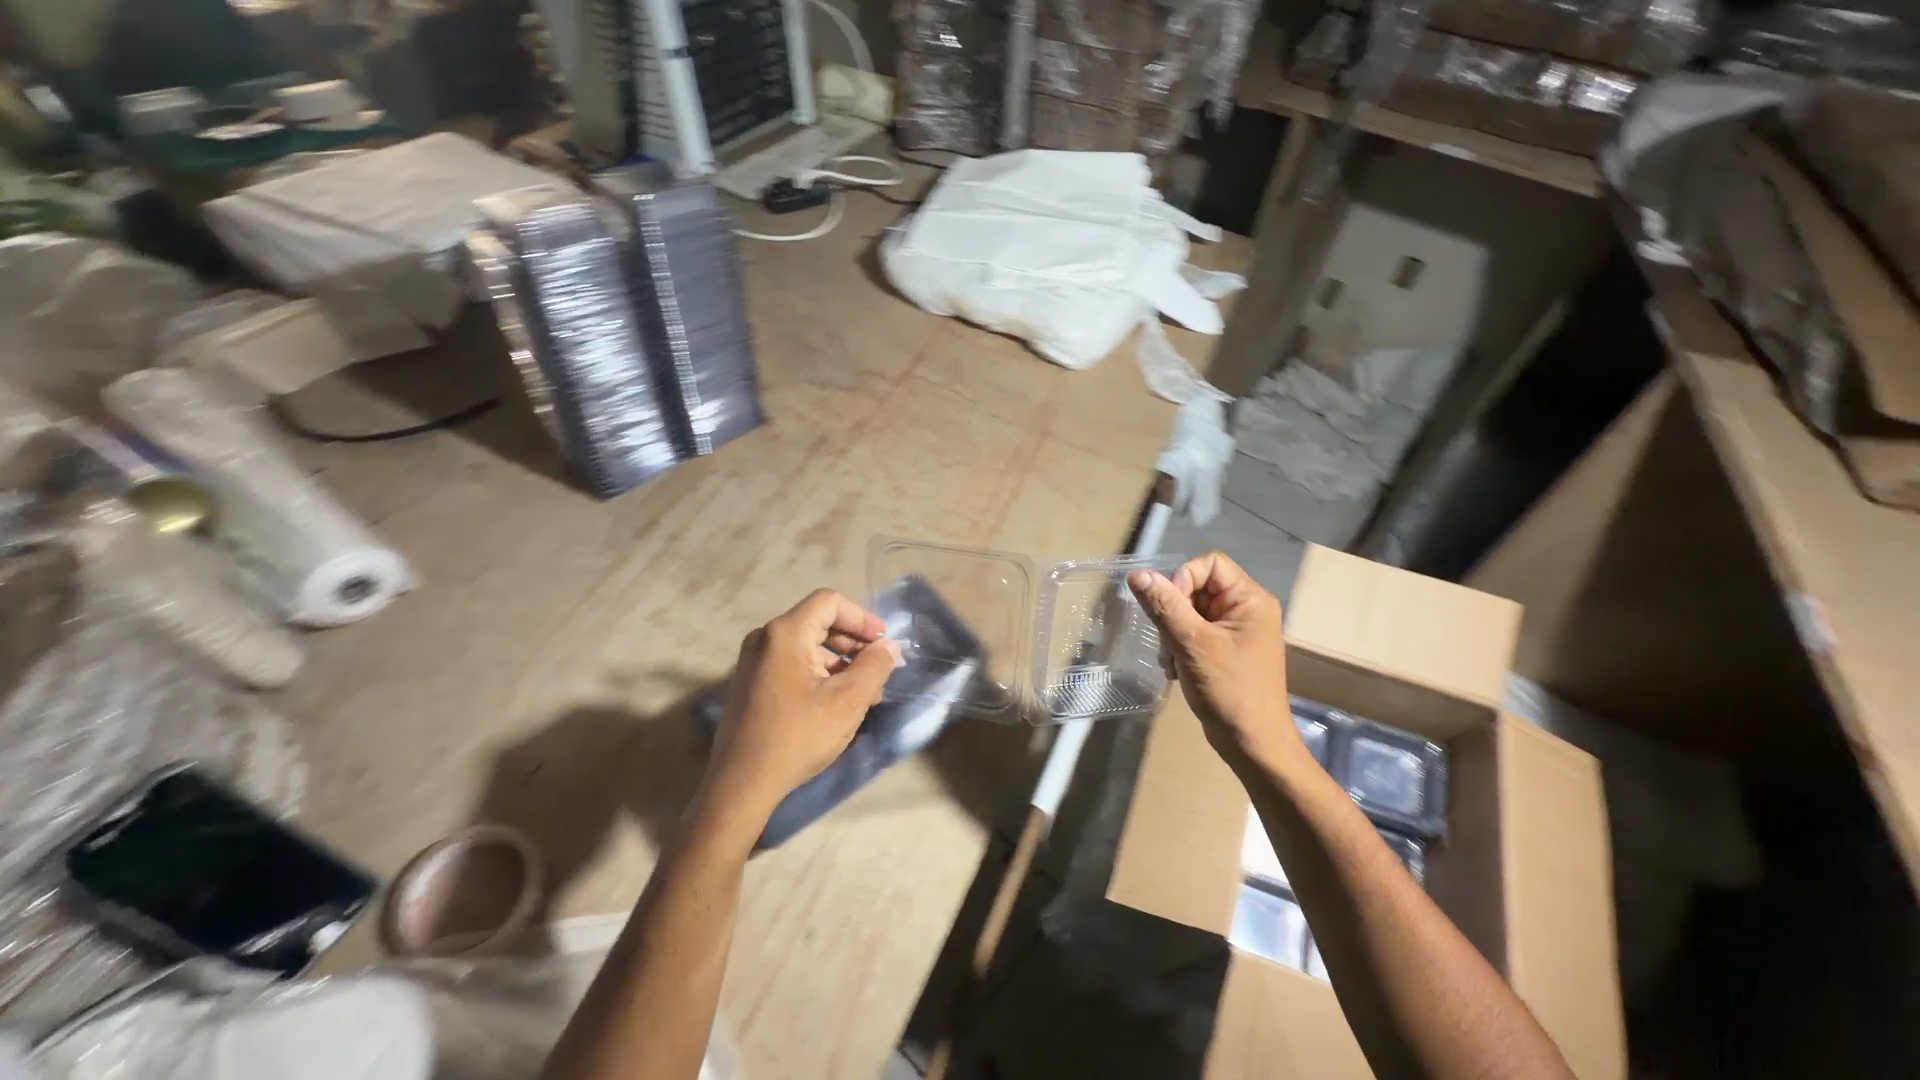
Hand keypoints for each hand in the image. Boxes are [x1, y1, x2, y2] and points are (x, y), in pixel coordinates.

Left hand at [707, 589, 900, 813]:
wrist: (742, 783)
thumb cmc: (798, 736)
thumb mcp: (847, 701)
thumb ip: (874, 667)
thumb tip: (889, 647)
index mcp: (785, 633)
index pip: (830, 602)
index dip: (862, 618)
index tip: (884, 643)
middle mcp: (764, 639)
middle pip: (818, 623)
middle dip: (854, 644)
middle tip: (880, 670)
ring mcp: (753, 663)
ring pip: (806, 647)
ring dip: (840, 664)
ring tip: (865, 695)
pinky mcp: (751, 685)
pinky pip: (792, 666)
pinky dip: (819, 676)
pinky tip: (837, 705)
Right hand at [1128, 553, 1300, 773]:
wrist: (1253, 743)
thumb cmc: (1229, 691)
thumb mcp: (1192, 645)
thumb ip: (1164, 606)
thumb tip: (1138, 575)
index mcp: (1250, 599)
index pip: (1209, 564)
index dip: (1183, 579)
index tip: (1169, 609)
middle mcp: (1247, 609)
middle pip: (1198, 586)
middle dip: (1175, 610)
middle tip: (1167, 641)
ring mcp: (1237, 631)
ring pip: (1191, 610)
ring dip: (1173, 631)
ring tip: (1172, 660)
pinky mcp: (1226, 650)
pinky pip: (1195, 632)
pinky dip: (1180, 645)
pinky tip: (1176, 669)